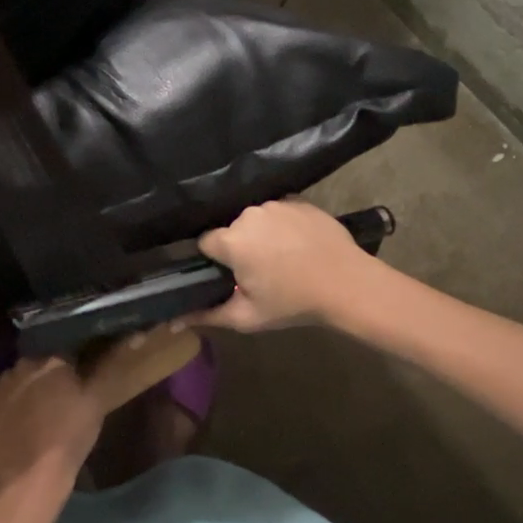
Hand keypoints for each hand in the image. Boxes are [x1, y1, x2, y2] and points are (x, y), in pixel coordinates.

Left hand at [0, 358, 103, 491]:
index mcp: (54, 362)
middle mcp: (26, 365)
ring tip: (36, 415)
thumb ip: (100, 377)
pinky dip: (10, 404)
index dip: (71, 376)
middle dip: (46, 380)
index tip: (76, 391)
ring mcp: (4, 383)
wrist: (32, 470)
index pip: (66, 360)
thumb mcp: (96, 405)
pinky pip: (3, 396)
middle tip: (57, 403)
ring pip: (19, 380)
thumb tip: (110, 356)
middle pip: (39, 368)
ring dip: (26, 390)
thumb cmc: (70, 436)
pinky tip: (18, 422)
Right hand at [195, 200, 375, 331]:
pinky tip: (298, 245)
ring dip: (262, 235)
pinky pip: (279, 212)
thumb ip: (207, 316)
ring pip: (255, 220)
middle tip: (260, 273)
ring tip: (282, 258)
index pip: (206, 243)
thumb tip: (174, 322)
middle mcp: (248, 215)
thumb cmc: (293, 302)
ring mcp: (275, 204)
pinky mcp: (298, 200)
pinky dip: (283, 226)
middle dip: (240, 248)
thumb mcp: (247, 317)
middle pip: (232, 230)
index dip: (215, 261)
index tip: (230, 275)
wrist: (348, 285)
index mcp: (231, 240)